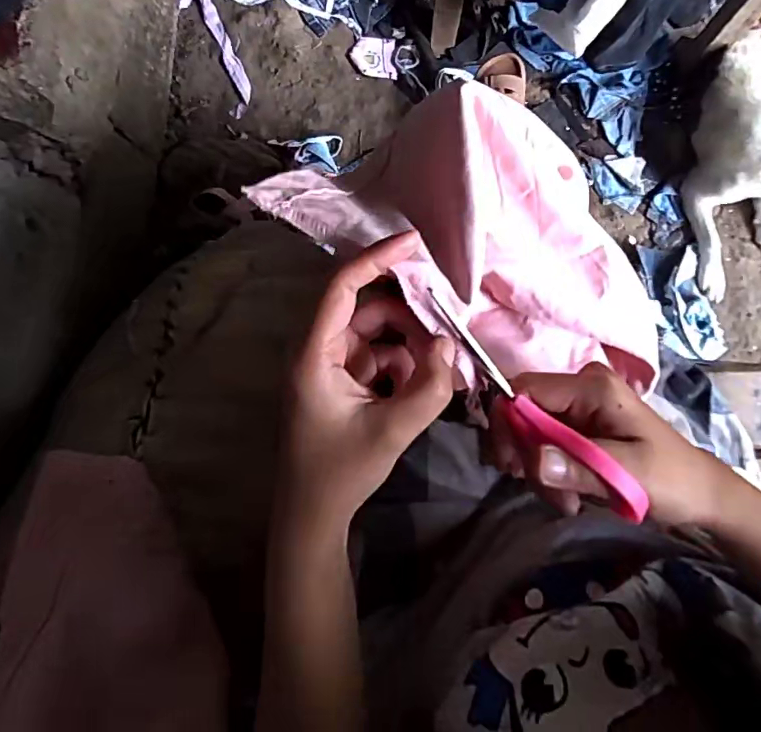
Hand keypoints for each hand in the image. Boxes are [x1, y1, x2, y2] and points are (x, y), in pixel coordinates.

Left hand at [277, 232, 456, 532]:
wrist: (312, 518)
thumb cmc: (339, 473)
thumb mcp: (391, 431)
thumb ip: (428, 388)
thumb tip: (448, 345)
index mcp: (314, 353)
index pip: (342, 286)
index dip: (376, 258)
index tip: (414, 242)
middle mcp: (319, 349)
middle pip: (368, 307)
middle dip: (409, 313)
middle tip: (447, 324)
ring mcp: (331, 363)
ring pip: (378, 329)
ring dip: (410, 339)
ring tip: (439, 364)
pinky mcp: (344, 378)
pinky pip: (380, 352)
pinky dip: (405, 359)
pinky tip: (425, 382)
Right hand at [485, 364, 741, 526]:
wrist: (700, 491)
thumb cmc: (670, 479)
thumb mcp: (628, 475)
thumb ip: (580, 467)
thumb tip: (534, 459)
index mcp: (593, 387)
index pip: (525, 388)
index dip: (509, 423)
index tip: (514, 466)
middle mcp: (582, 386)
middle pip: (523, 409)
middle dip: (527, 455)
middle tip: (551, 494)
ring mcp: (580, 403)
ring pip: (530, 429)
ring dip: (539, 469)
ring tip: (567, 501)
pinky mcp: (580, 422)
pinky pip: (545, 440)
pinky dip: (549, 469)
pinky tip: (569, 494)